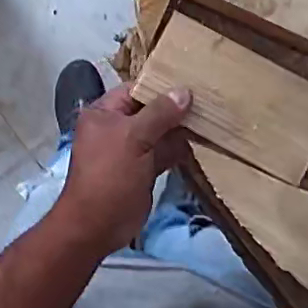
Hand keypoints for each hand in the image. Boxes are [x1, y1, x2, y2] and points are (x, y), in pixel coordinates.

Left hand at [49, 84, 191, 253]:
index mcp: (105, 112)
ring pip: (160, 131)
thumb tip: (185, 92)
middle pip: (151, 109)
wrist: (96, 227)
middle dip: (176, 106)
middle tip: (208, 98)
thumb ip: (160, 113)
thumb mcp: (134, 137)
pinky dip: (180, 147)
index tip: (192, 80)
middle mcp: (117, 127)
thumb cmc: (109, 174)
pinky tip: (203, 140)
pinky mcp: (143, 168)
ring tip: (211, 116)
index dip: (162, 85)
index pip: (136, 89)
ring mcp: (131, 148)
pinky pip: (164, 151)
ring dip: (181, 127)